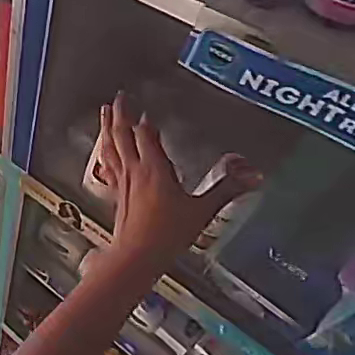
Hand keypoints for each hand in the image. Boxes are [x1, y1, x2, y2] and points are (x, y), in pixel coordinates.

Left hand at [93, 93, 258, 272]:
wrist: (137, 257)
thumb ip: (226, 190)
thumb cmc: (166, 236)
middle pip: (122, 135)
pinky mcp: (117, 195)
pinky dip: (105, 154)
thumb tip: (252, 175)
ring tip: (104, 113)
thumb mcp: (202, 212)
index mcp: (154, 170)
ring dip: (107, 128)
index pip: (146, 135)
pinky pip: (108, 167)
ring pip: (110, 147)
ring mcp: (123, 183)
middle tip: (120, 98)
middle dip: (121, 114)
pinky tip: (103, 152)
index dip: (146, 121)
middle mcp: (134, 172)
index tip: (147, 109)